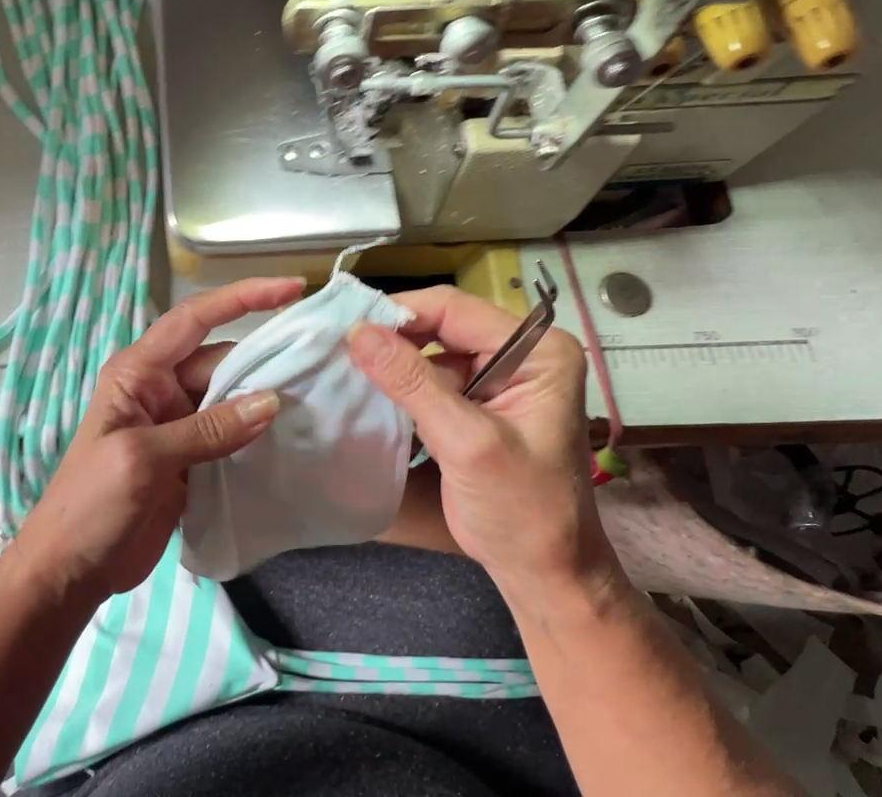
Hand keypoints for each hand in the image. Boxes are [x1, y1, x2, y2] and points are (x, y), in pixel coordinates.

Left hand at [12, 277, 307, 603]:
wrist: (71, 569)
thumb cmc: (90, 503)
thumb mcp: (143, 459)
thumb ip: (206, 430)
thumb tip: (271, 402)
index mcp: (137, 372)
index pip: (193, 319)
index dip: (242, 298)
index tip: (291, 288)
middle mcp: (159, 390)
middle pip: (221, 360)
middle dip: (265, 358)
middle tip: (322, 362)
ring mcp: (175, 426)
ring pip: (230, 398)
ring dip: (266, 399)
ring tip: (320, 399)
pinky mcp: (189, 460)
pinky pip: (230, 435)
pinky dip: (258, 435)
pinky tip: (293, 439)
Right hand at [345, 286, 623, 606]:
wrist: (543, 571)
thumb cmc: (522, 509)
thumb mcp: (467, 442)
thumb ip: (413, 383)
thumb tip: (357, 333)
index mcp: (538, 351)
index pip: (456, 310)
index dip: (400, 314)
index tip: (347, 329)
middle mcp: (521, 353)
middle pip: (441, 325)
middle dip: (392, 337)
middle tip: (338, 348)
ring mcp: (497, 378)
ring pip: (429, 350)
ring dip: (390, 361)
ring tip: (343, 366)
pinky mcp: (475, 403)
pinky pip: (428, 378)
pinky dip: (397, 385)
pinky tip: (365, 391)